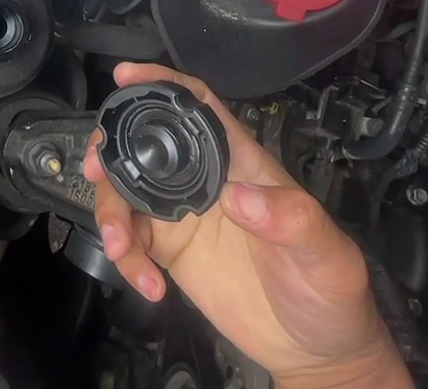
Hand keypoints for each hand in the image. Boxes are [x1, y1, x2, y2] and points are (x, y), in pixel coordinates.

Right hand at [83, 63, 410, 388]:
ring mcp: (179, 213)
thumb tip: (239, 197)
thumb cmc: (331, 291)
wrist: (315, 351)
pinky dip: (127, 258)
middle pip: (142, 145)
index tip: (126, 75)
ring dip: (110, 213)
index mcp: (236, 161)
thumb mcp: (326, 253)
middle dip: (110, 148)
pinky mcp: (168, 249)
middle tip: (96, 168)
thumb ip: (291, 219)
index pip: (195, 106)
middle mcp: (201, 179)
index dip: (161, 82)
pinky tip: (149, 285)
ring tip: (120, 247)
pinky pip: (131, 240)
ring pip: (125, 191)